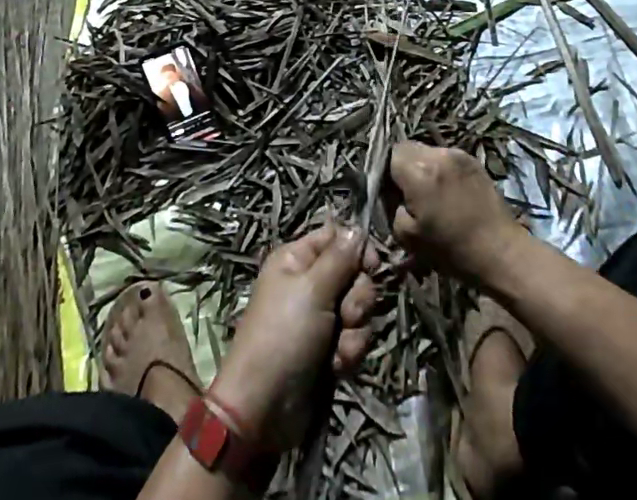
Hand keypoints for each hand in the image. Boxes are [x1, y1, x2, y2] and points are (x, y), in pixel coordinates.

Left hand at [208, 220, 380, 449]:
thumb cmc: (283, 336)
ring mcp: (320, 316)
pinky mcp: (329, 346)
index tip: (371, 266)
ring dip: (355, 331)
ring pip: (359, 308)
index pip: (337, 237)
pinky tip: (337, 365)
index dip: (358, 249)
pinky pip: (355, 337)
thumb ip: (340, 257)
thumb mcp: (311, 289)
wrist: (265, 406)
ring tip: (339, 349)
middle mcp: (309, 283)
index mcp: (296, 259)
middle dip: (358, 297)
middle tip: (347, 315)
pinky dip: (350, 351)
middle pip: (355, 273)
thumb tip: (356, 229)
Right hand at [389, 141, 526, 285]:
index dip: (385, 171)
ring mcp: (459, 154)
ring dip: (423, 168)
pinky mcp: (474, 161)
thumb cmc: (451, 249)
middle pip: (408, 148)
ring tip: (430, 194)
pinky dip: (441, 170)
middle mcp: (439, 154)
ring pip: (427, 152)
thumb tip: (390, 191)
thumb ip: (390, 204)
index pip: (389, 153)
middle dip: (403, 167)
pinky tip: (448, 193)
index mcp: (419, 170)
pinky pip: (446, 158)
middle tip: (408, 194)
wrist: (500, 252)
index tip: (390, 192)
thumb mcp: (406, 235)